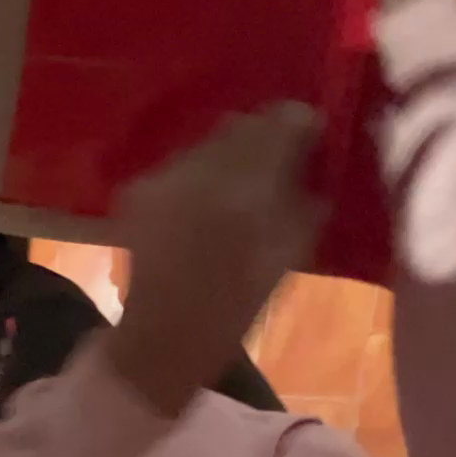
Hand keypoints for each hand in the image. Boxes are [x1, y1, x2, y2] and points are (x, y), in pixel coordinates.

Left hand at [106, 104, 325, 415]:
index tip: (311, 142)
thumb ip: (307, 197)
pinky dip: (196, 176)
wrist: (165, 336)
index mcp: (251, 186)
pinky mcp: (140, 186)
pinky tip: (199, 205)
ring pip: (209, 142)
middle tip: (276, 166)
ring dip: (228, 157)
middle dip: (265, 139)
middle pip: (244, 124)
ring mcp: (165, 175)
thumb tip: (315, 161)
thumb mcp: (291, 252)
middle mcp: (204, 168)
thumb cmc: (238, 305)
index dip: (302, 126)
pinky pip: (180, 164)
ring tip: (235, 189)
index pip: (284, 120)